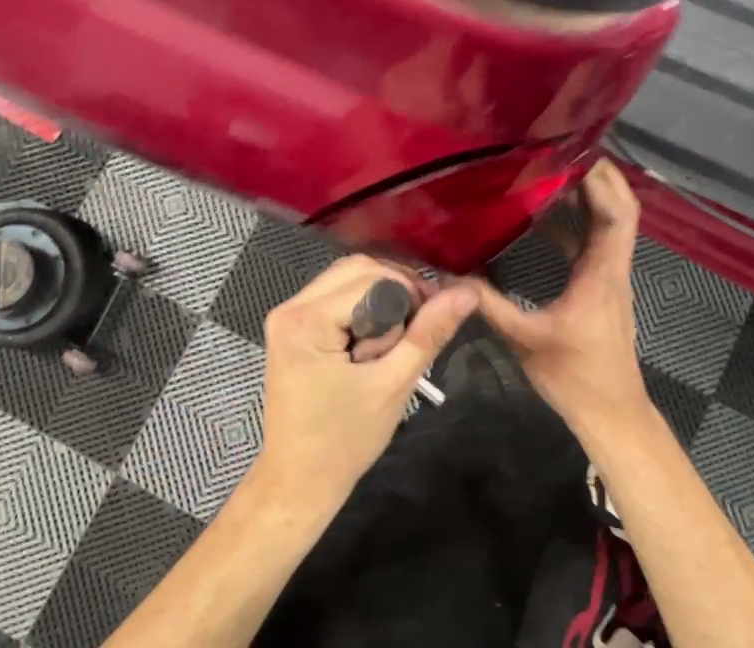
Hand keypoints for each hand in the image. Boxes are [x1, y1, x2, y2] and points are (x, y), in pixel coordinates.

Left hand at [257, 255, 478, 501]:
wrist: (299, 482)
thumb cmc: (345, 441)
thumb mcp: (394, 384)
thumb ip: (428, 334)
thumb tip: (467, 294)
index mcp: (306, 320)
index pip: (372, 279)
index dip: (409, 296)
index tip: (428, 328)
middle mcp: (290, 307)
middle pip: (356, 270)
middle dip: (394, 293)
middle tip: (413, 333)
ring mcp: (286, 316)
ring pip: (346, 280)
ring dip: (378, 301)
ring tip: (393, 342)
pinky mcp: (291, 329)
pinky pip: (334, 298)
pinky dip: (361, 311)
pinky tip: (373, 345)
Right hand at [475, 159, 649, 434]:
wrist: (611, 414)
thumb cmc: (576, 377)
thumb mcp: (527, 341)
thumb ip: (491, 307)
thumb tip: (451, 279)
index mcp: (602, 273)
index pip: (617, 213)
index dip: (601, 179)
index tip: (572, 150)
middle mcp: (612, 267)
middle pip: (619, 208)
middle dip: (596, 176)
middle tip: (558, 148)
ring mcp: (609, 277)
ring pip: (608, 224)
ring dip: (586, 196)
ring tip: (548, 170)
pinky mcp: (599, 288)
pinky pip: (593, 243)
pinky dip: (575, 224)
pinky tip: (542, 218)